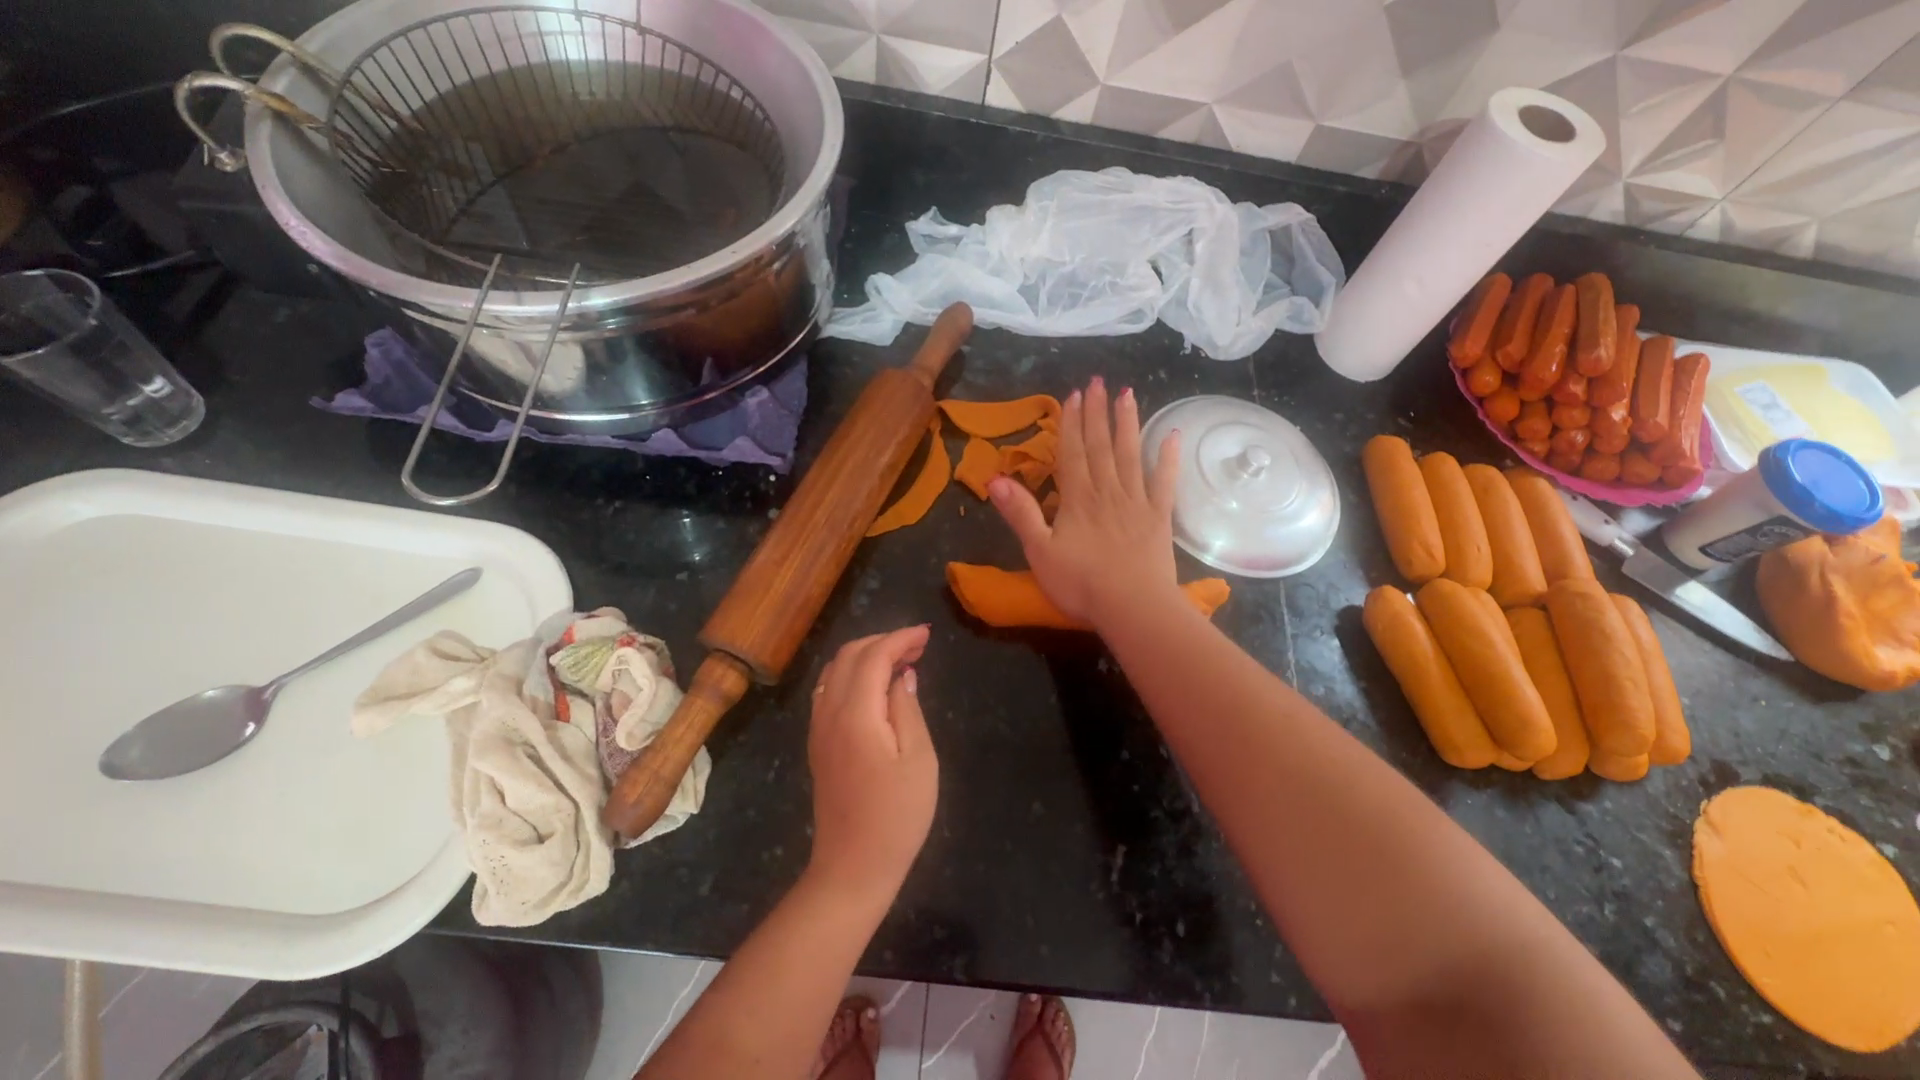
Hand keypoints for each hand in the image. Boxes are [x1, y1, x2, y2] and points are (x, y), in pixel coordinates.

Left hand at [805, 625, 938, 899]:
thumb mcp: (919, 759)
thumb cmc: (897, 816)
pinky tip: (875, 689)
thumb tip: (902, 676)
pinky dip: (852, 676)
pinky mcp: (818, 745)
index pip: (873, 656)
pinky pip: (828, 692)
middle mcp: (828, 713)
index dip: (900, 638)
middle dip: (882, 641)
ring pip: (834, 672)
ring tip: (900, 663)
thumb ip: (907, 709)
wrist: (853, 866)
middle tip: (918, 647)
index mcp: (855, 713)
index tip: (927, 635)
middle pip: (847, 656)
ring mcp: (818, 729)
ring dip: (865, 656)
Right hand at [989, 377, 1181, 629]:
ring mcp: (1137, 502)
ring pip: (1131, 454)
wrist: (1133, 607)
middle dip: (1098, 413)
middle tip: (1098, 381)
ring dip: (1128, 423)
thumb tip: (995, 478)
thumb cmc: (1081, 584)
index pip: (1072, 453)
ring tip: (1127, 394)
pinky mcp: (1159, 518)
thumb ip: (1021, 513)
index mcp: (1077, 499)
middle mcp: (1107, 491)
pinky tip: (1173, 435)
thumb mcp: (1039, 551)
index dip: (1071, 423)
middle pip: (1101, 445)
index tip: (1074, 395)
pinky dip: (1168, 457)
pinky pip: (1165, 481)